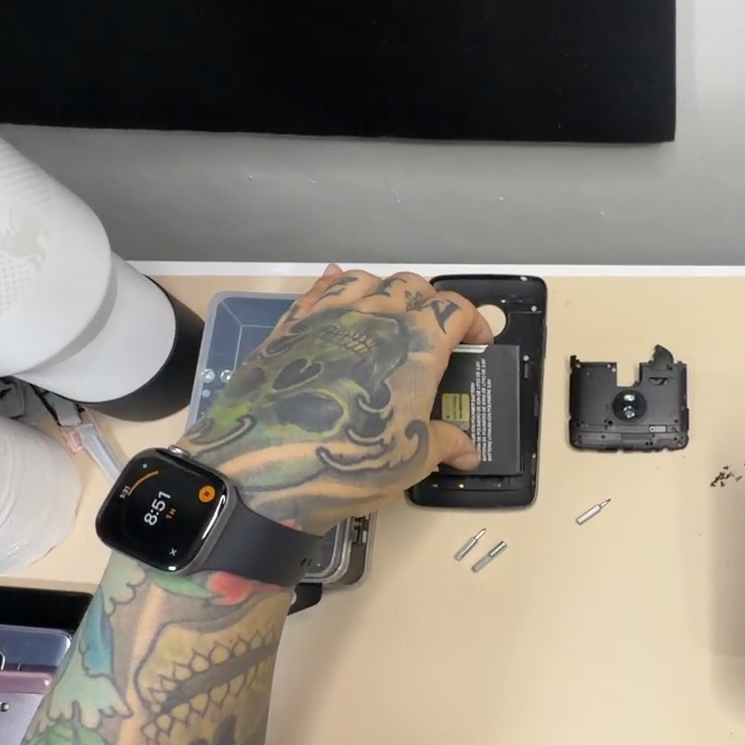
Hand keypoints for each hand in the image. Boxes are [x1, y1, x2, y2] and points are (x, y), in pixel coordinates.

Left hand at [179, 267, 491, 534]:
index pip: (454, 310)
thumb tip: (469, 452)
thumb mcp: (414, 458)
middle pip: (412, 286)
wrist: (266, 464)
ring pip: (367, 280)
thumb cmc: (355, 458)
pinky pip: (320, 289)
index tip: (477, 342)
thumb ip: (446, 443)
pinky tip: (341, 292)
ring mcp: (330, 316)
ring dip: (386, 292)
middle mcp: (375, 317)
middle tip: (436, 333)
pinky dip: (338, 286)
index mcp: (416, 344)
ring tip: (390, 316)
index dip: (473, 321)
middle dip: (432, 303)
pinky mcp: (292, 325)